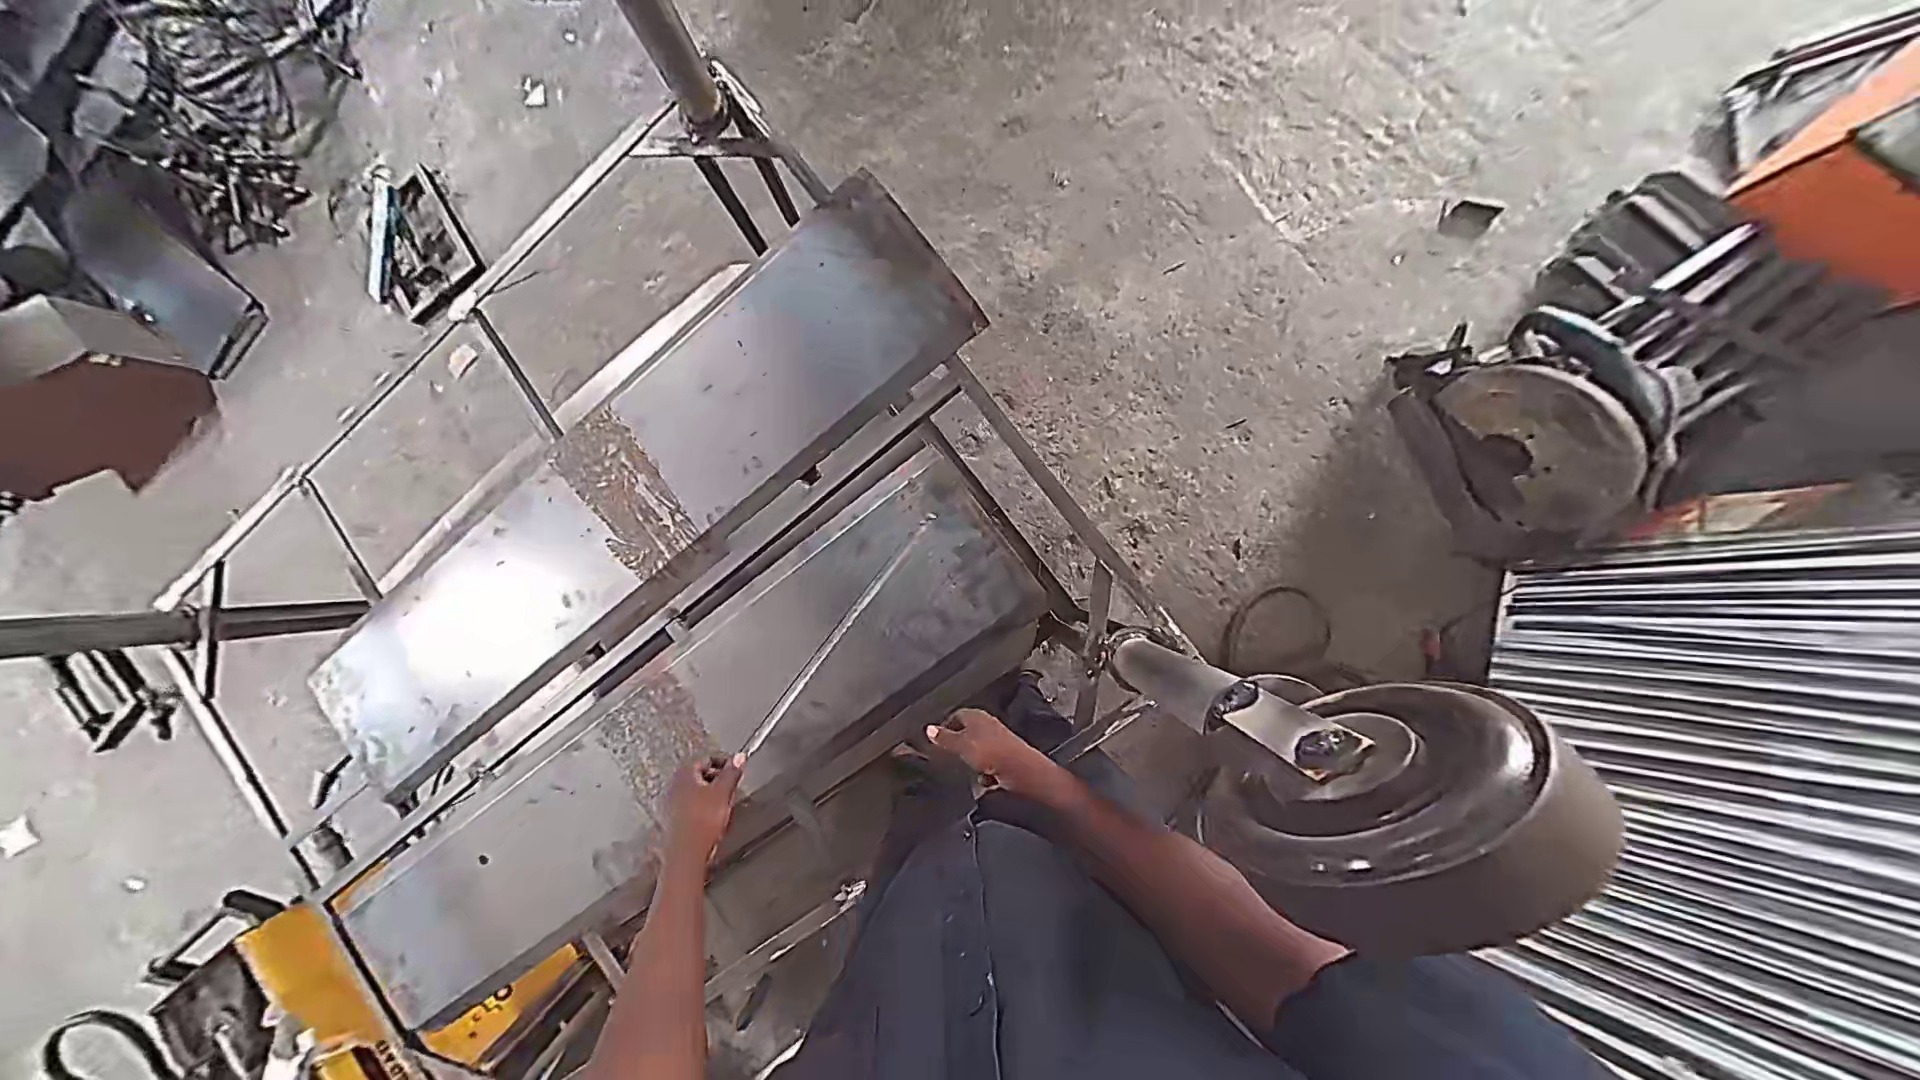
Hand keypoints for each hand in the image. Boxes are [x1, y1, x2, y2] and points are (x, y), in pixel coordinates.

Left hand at [664, 752, 743, 866]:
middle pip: (699, 775)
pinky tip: (711, 820)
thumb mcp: (724, 792)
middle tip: (731, 787)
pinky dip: (702, 809)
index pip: (706, 758)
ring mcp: (669, 805)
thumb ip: (732, 772)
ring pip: (695, 792)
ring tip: (723, 806)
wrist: (686, 854)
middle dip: (717, 780)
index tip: (736, 768)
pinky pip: (690, 809)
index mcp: (683, 774)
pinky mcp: (670, 823)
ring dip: (710, 795)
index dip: (724, 761)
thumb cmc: (702, 821)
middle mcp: (672, 787)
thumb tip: (738, 758)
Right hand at [925, 708, 1056, 796]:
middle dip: (958, 746)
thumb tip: (929, 729)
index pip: (956, 715)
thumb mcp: (961, 744)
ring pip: (976, 752)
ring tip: (966, 769)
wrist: (1022, 771)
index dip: (945, 726)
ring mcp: (997, 743)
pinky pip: (987, 767)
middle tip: (948, 756)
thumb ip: (944, 737)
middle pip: (966, 734)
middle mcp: (988, 727)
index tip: (935, 737)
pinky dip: (983, 774)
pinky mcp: (1004, 760)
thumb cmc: (994, 752)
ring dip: (970, 762)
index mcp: (977, 716)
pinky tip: (982, 779)